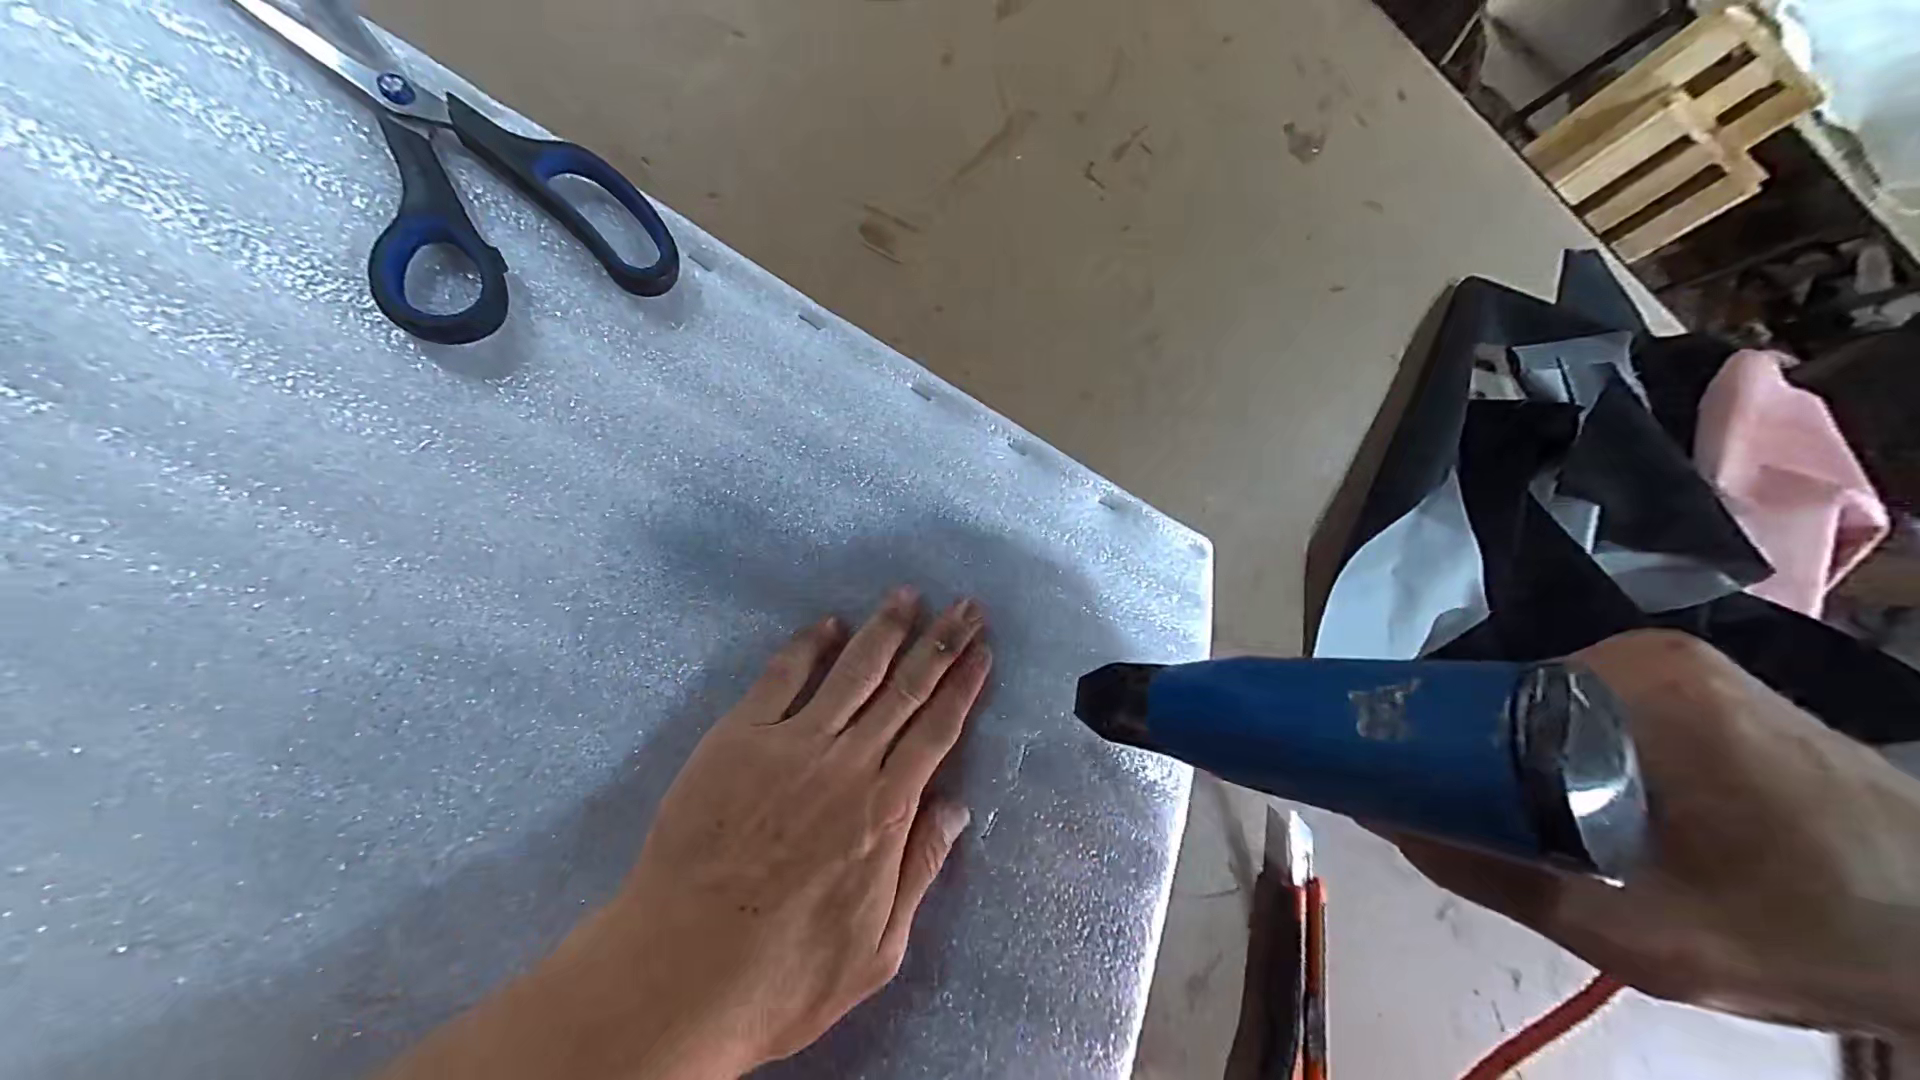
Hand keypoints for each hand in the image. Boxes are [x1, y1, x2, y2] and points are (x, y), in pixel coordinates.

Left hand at [379, 587, 991, 1079]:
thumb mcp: (878, 949)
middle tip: (966, 606)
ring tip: (908, 596)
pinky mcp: (738, 738)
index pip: (937, 730)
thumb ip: (920, 869)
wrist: (678, 972)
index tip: (982, 652)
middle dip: (941, 643)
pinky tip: (829, 624)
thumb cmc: (785, 972)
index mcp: (885, 811)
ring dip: (885, 629)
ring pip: (852, 671)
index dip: (963, 686)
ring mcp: (790, 745)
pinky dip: (808, 646)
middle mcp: (847, 764)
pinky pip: (781, 678)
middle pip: (906, 688)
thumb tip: (956, 806)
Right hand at [1395, 630, 1919, 1039]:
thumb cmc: (1810, 933)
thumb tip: (1381, 818)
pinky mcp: (1691, 679)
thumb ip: (1498, 879)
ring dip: (1517, 755)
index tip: (1404, 781)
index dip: (1429, 737)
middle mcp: (1643, 653)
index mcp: (1636, 686)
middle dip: (1475, 754)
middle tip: (1478, 820)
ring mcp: (1672, 661)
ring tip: (1531, 819)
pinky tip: (1587, 802)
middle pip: (1503, 697)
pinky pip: (1581, 705)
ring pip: (1537, 704)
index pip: (1477, 697)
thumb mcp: (1643, 938)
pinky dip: (1560, 748)